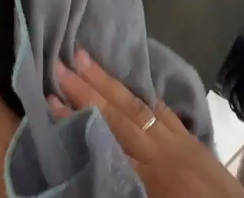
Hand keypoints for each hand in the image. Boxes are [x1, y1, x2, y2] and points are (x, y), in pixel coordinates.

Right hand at [49, 48, 243, 197]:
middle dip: (87, 88)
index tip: (51, 97)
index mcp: (151, 175)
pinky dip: (143, 97)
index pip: (107, 138)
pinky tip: (129, 87)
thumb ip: (124, 185)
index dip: (78, 117)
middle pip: (119, 113)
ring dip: (109, 82)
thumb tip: (95, 160)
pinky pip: (163, 111)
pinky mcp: (192, 139)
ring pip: (138, 104)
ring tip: (85, 59)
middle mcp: (162, 150)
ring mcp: (179, 140)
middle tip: (60, 64)